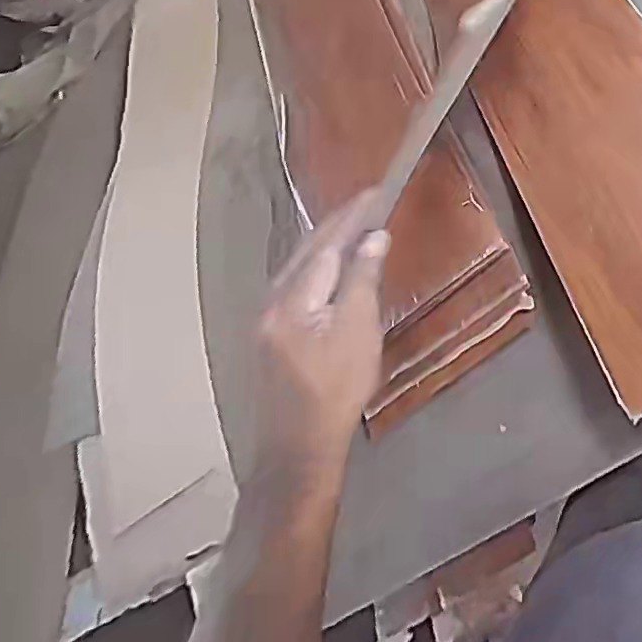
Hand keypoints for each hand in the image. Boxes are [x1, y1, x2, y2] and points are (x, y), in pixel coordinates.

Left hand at [256, 192, 390, 466]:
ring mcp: (267, 316)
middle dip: (338, 224)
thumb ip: (363, 280)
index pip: (327, 244)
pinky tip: (333, 264)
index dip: (351, 217)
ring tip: (355, 225)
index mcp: (292, 299)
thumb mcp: (358, 334)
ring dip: (328, 242)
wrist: (298, 449)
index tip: (373, 192)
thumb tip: (374, 237)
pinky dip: (319, 265)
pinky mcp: (271, 331)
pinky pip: (298, 282)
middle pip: (308, 249)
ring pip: (300, 264)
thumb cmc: (335, 391)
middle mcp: (272, 299)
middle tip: (367, 203)